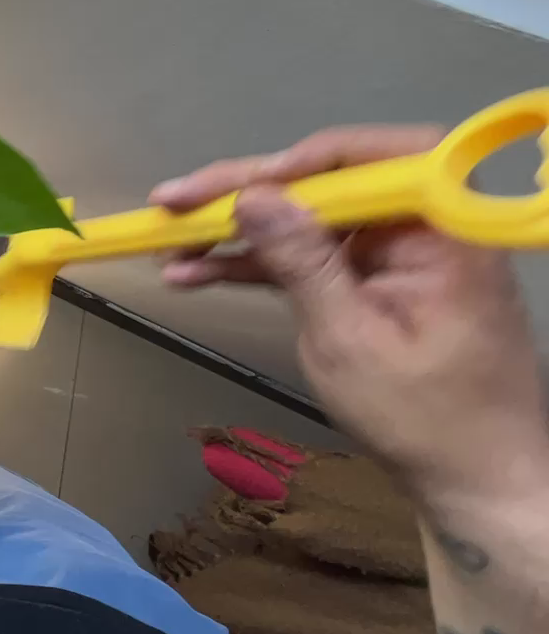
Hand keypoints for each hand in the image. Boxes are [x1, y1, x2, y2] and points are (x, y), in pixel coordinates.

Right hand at [150, 126, 548, 501]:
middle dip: (240, 194)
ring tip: (165, 246)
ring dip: (227, 232)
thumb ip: (303, 261)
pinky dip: (240, 263)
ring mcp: (383, 258)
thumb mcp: (350, 337)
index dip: (310, 159)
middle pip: (320, 186)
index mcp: (440, 238)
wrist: (467, 475)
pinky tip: (189, 274)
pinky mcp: (357, 280)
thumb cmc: (424, 412)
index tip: (246, 185)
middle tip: (169, 203)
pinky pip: (291, 256)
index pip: (385, 158)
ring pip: (294, 220)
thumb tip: (255, 198)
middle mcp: (415, 234)